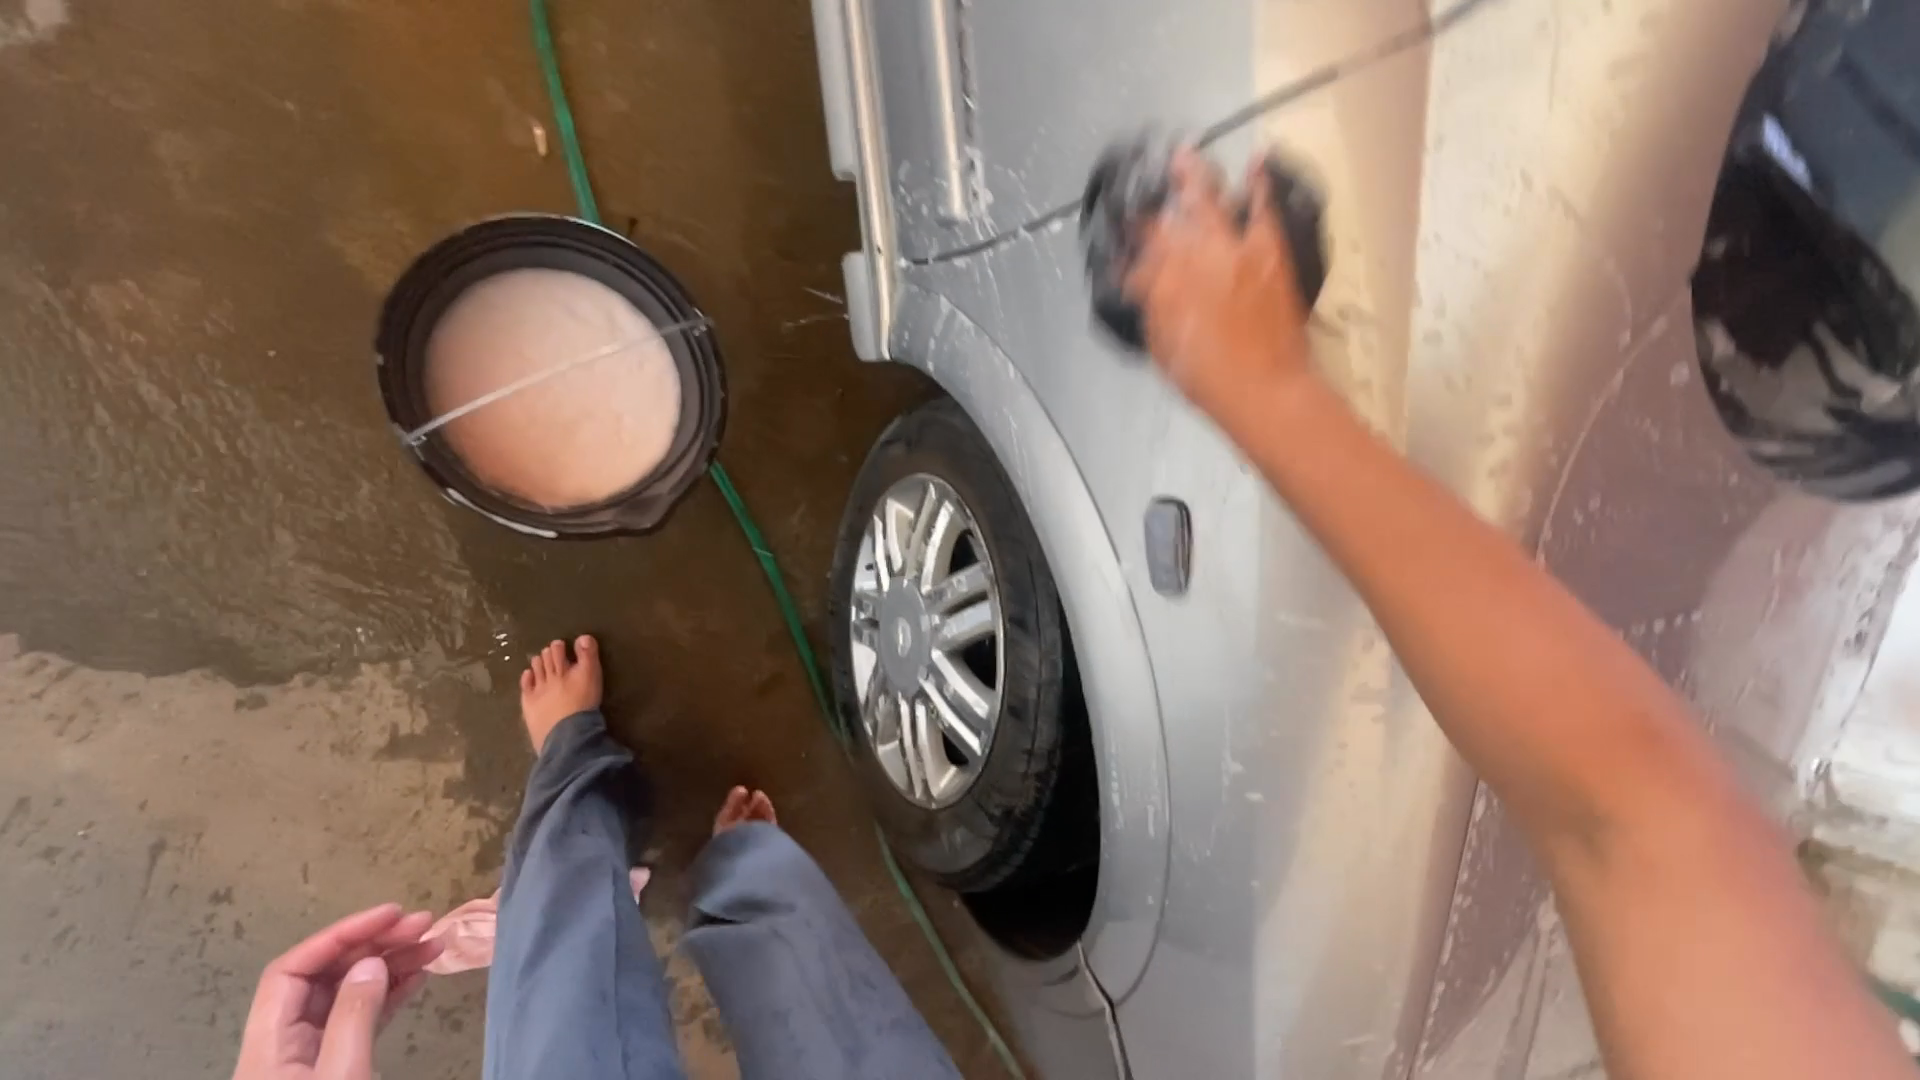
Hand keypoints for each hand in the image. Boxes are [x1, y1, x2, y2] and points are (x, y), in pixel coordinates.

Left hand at [232, 904, 442, 1079]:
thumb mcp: (343, 1079)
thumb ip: (354, 1017)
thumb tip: (370, 961)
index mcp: (267, 1049)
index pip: (293, 972)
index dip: (340, 935)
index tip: (392, 916)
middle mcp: (281, 1047)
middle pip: (322, 978)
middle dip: (372, 945)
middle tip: (425, 925)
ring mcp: (307, 1059)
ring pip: (345, 994)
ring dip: (389, 964)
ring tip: (435, 944)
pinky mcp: (332, 1069)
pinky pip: (359, 1017)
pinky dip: (390, 992)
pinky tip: (421, 976)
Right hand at [1124, 149, 1316, 424]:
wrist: (1266, 389)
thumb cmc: (1208, 380)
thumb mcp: (1164, 351)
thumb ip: (1154, 314)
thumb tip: (1147, 292)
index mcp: (1161, 287)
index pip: (1136, 262)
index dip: (1127, 255)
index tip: (1121, 252)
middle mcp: (1191, 259)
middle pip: (1163, 224)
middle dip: (1149, 210)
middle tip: (1141, 196)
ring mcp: (1231, 249)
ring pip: (1206, 202)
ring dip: (1191, 177)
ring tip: (1183, 155)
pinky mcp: (1268, 248)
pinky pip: (1263, 207)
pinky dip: (1260, 183)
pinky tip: (1257, 159)